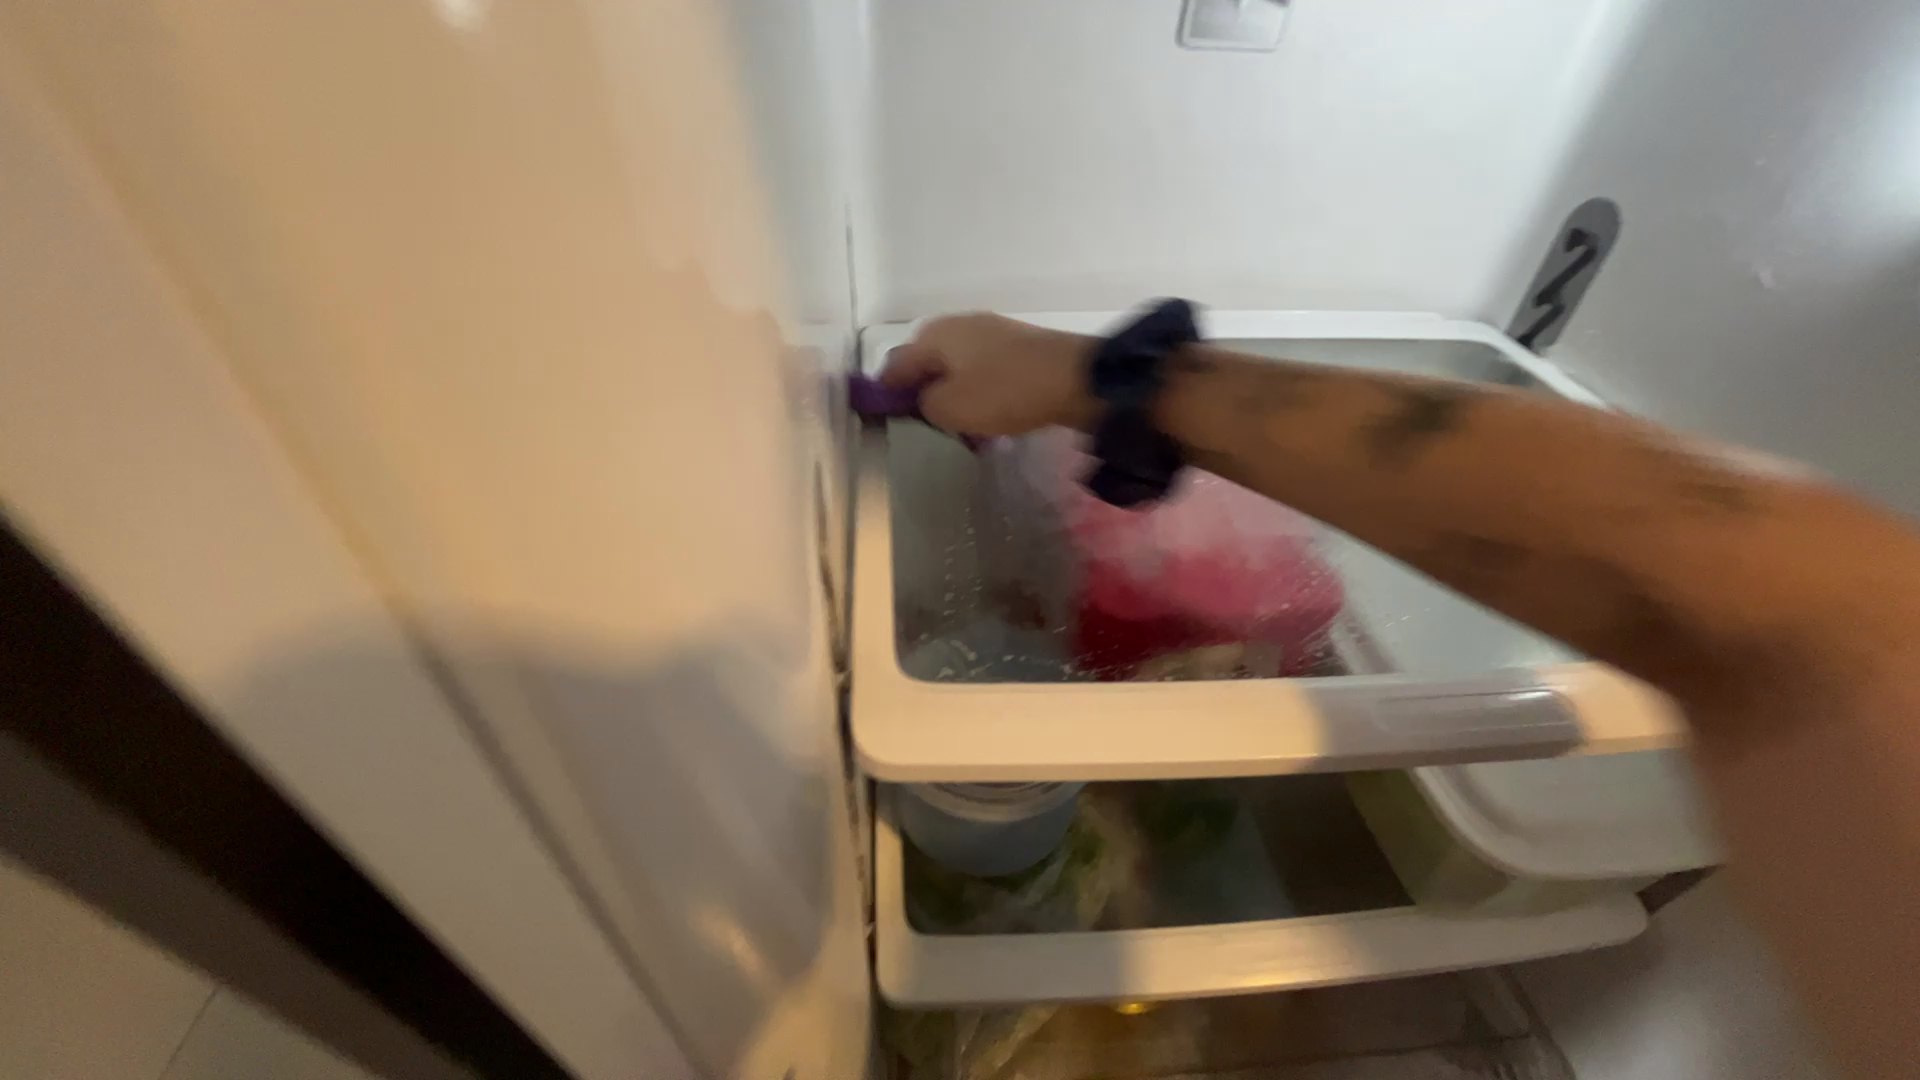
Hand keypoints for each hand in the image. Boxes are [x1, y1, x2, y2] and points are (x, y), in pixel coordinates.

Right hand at [879, 314, 1097, 436]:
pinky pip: (984, 375)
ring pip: (957, 371)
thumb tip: (923, 400)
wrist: (1076, 379)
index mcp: (935, 335)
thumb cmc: (1005, 392)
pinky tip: (987, 421)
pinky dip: (979, 396)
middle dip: (922, 397)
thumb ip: (923, 404)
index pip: (894, 365)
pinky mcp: (1017, 349)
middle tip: (925, 431)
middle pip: (927, 365)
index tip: (886, 424)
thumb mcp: (951, 408)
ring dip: (953, 399)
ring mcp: (991, 334)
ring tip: (957, 432)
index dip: (886, 395)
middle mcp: (958, 326)